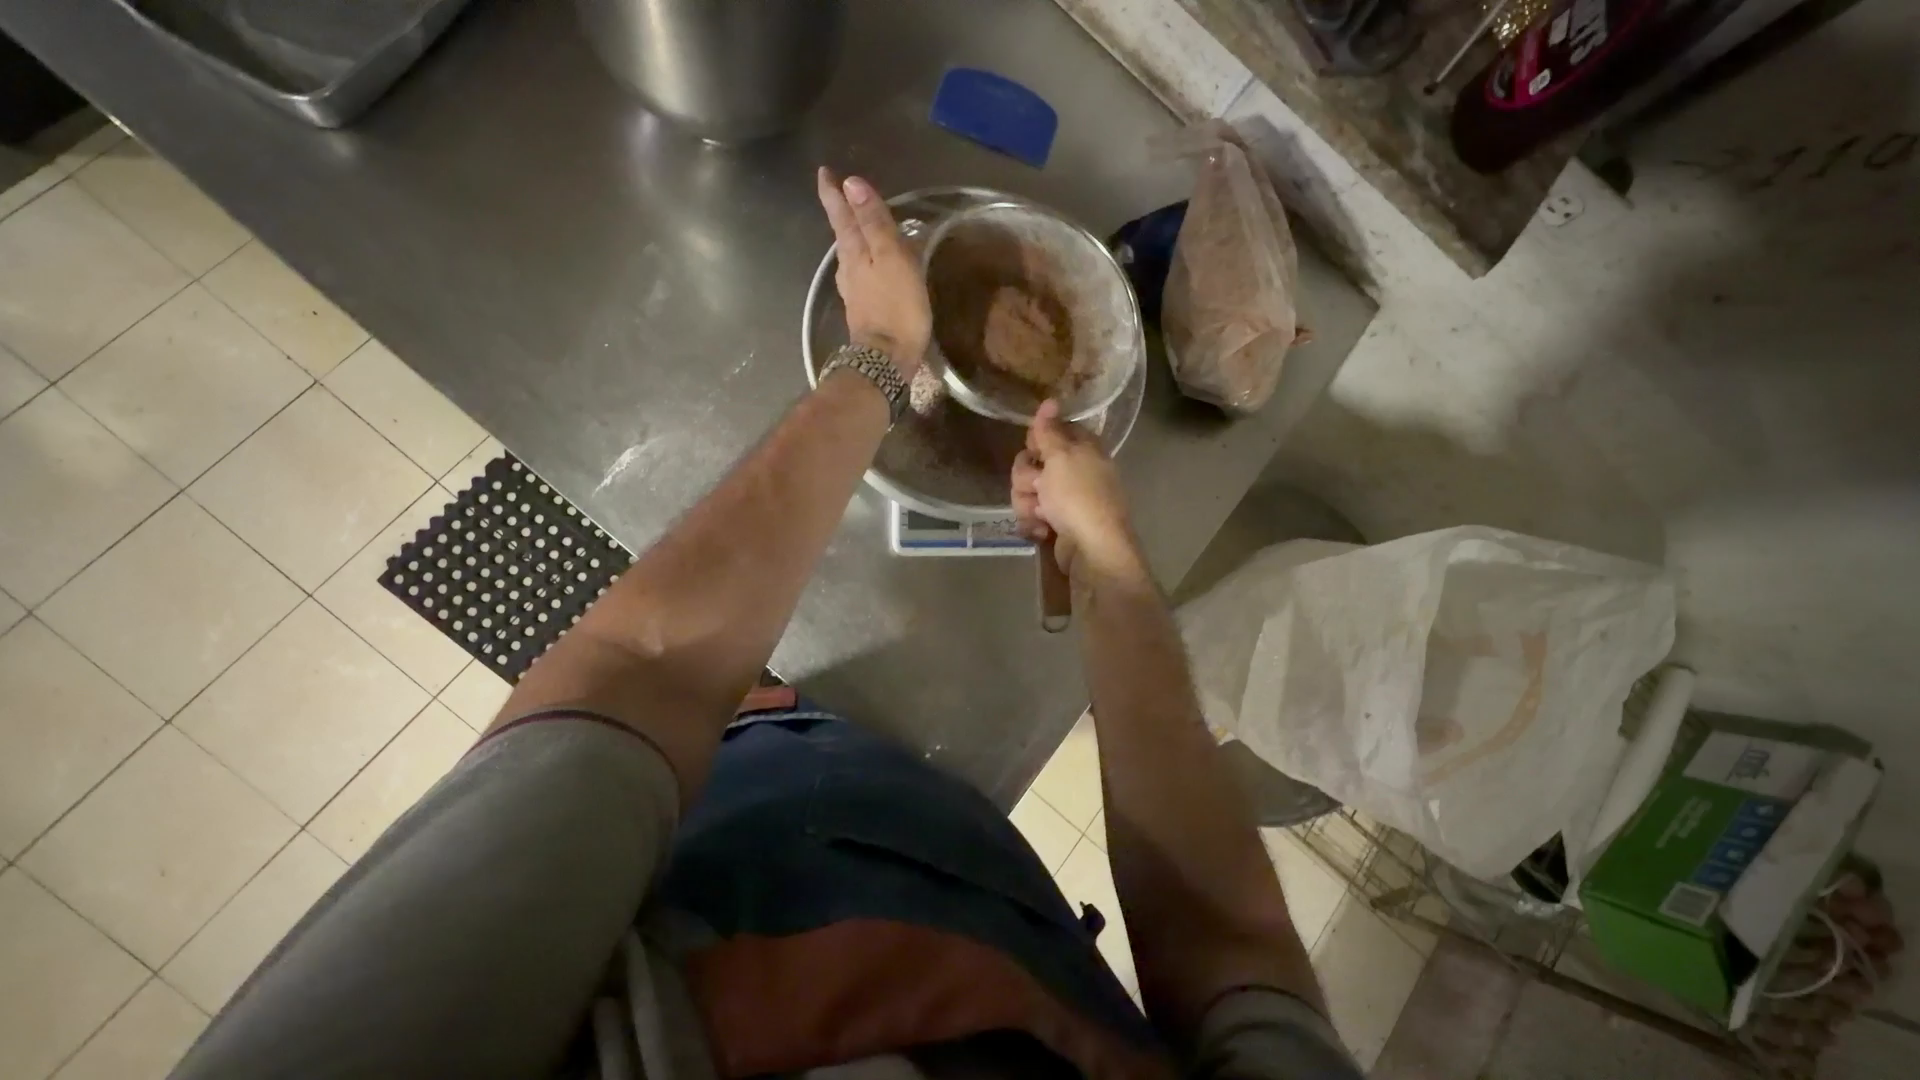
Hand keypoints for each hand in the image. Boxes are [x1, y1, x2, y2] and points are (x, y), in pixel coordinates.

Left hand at [816, 168, 930, 377]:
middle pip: (843, 233)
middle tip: (839, 194)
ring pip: (850, 255)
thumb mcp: (890, 257)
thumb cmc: (895, 307)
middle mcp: (849, 269)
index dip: (834, 194)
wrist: (886, 359)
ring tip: (855, 226)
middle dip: (841, 213)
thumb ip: (874, 221)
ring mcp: (854, 292)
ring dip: (851, 238)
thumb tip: (851, 183)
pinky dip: (863, 263)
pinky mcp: (864, 311)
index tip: (824, 173)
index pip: (843, 215)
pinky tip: (868, 267)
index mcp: (855, 252)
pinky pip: (861, 276)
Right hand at [1012, 400, 1145, 583]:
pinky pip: (1031, 515)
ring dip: (1028, 504)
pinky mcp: (1056, 524)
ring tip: (1043, 516)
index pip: (1051, 431)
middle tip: (1040, 487)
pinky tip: (1043, 532)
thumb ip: (1049, 430)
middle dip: (1027, 478)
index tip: (1035, 451)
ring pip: (1027, 491)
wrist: (1092, 551)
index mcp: (1082, 448)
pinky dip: (1034, 524)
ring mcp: (1065, 499)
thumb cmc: (1079, 497)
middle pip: (1030, 463)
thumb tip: (1050, 400)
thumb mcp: (1062, 456)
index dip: (1036, 442)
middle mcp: (1074, 471)